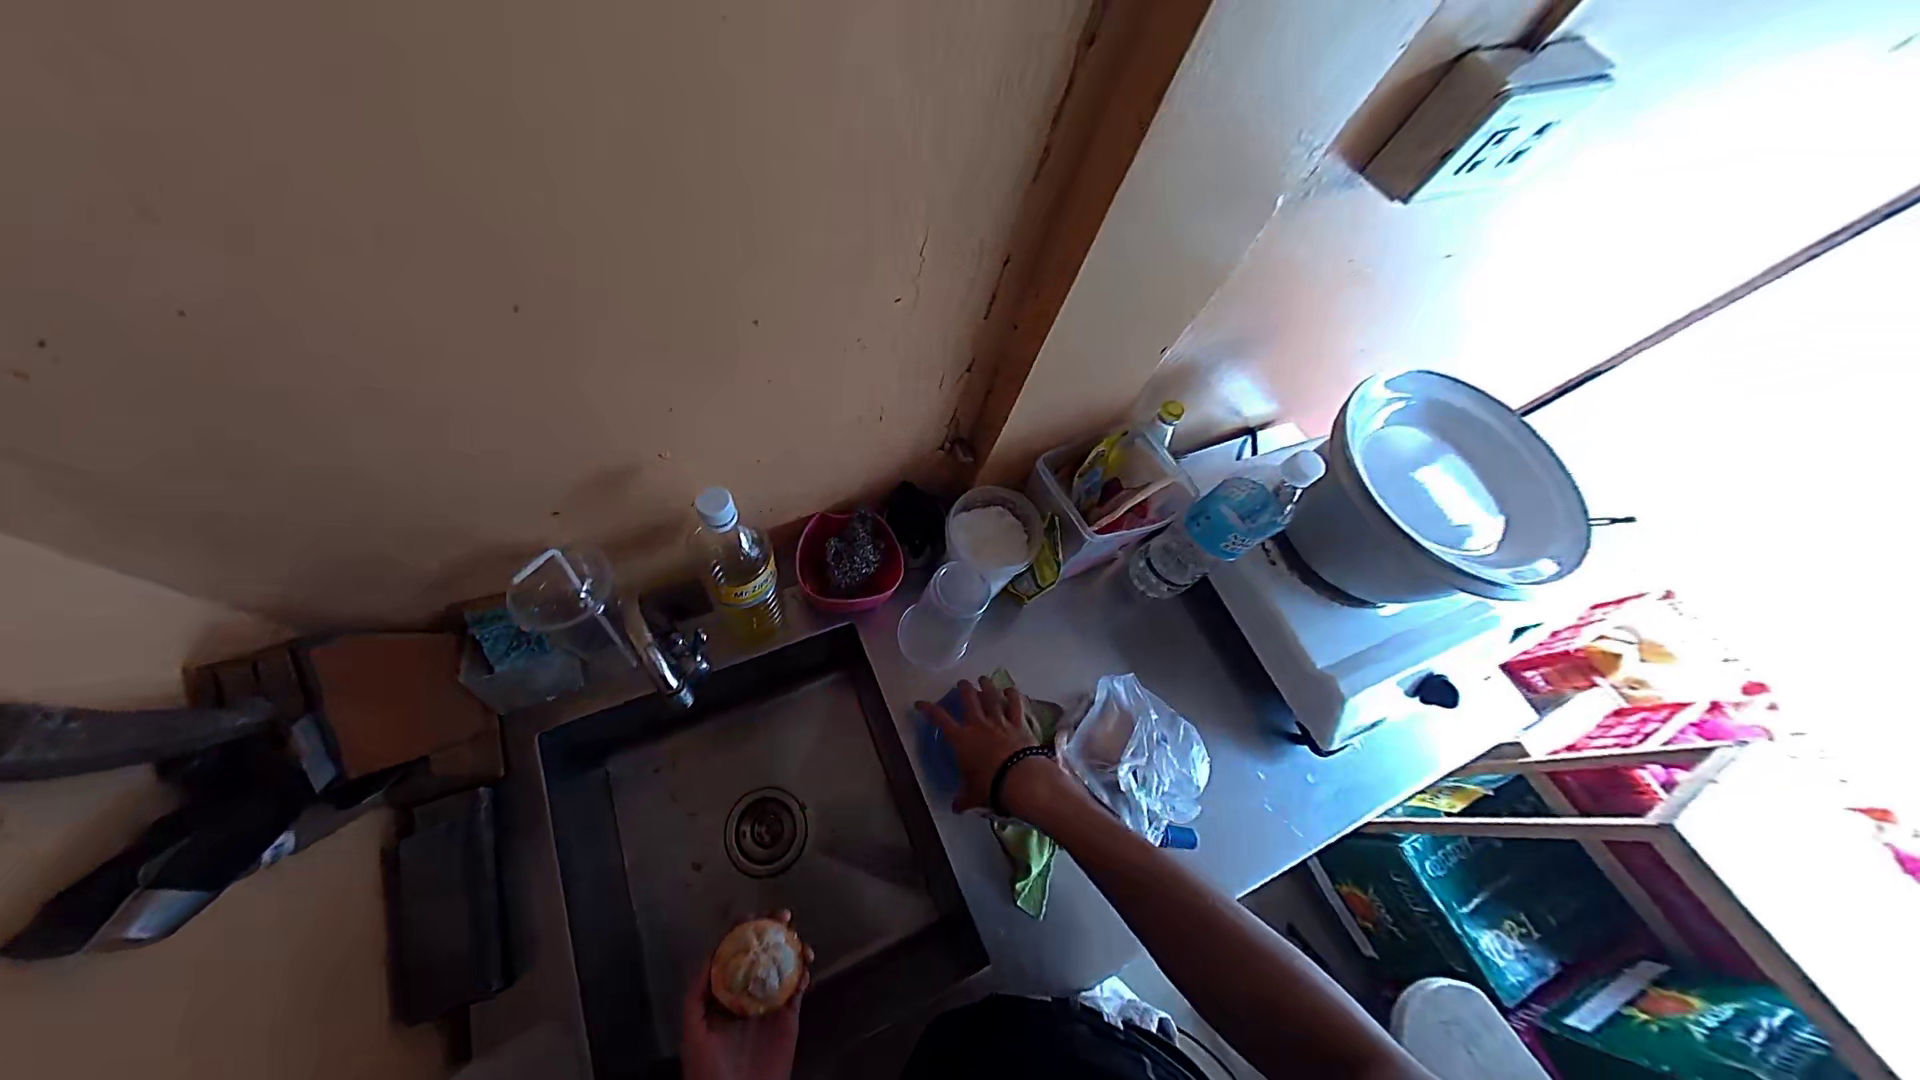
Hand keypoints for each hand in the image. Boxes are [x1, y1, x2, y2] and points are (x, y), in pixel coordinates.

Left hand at [681, 911, 811, 1079]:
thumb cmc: (707, 1072)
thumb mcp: (692, 1033)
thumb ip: (696, 996)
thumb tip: (710, 955)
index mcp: (725, 990)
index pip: (735, 950)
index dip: (743, 929)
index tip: (753, 916)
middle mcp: (749, 989)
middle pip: (763, 949)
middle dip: (774, 928)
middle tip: (783, 917)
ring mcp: (771, 1000)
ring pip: (785, 962)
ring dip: (794, 946)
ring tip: (799, 943)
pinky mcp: (789, 1015)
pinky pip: (799, 987)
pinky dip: (804, 974)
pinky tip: (803, 971)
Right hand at [917, 676, 1069, 816]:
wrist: (1020, 779)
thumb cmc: (990, 786)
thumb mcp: (972, 796)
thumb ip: (963, 799)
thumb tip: (955, 808)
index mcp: (962, 739)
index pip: (940, 720)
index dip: (929, 710)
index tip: (921, 703)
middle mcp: (979, 725)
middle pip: (969, 699)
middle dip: (964, 689)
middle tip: (962, 683)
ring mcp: (1000, 722)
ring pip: (991, 697)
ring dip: (987, 686)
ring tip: (983, 678)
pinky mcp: (1019, 724)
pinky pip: (1015, 705)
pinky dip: (1013, 695)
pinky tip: (1011, 689)